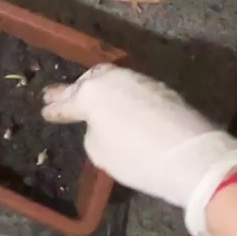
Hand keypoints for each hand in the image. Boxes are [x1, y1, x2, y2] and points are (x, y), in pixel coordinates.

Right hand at [42, 64, 236, 235]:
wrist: (192, 156)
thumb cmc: (137, 157)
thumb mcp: (100, 152)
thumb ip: (92, 132)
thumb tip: (98, 124)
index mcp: (90, 94)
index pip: (66, 101)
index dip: (54, 108)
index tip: (44, 110)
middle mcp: (112, 80)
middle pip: (86, 82)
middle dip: (71, 90)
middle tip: (55, 95)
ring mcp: (137, 80)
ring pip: (108, 78)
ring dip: (95, 86)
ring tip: (85, 91)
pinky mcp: (159, 88)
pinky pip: (127, 86)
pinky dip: (117, 92)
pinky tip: (116, 99)